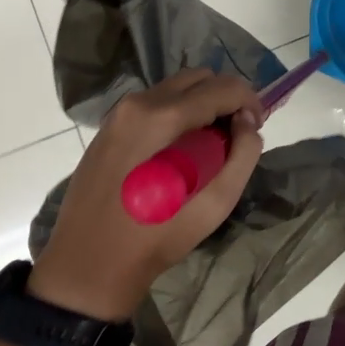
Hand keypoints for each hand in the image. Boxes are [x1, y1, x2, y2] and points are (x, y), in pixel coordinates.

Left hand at [27, 68, 264, 320]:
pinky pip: (154, 103)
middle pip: (199, 78)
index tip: (257, 129)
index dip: (251, 102)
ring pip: (175, 87)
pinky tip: (180, 150)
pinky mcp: (108, 128)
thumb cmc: (155, 238)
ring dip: (202, 104)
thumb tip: (247, 122)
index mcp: (163, 117)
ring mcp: (118, 113)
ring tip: (210, 143)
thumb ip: (243, 154)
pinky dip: (178, 113)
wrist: (87, 267)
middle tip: (237, 134)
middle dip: (227, 98)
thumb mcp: (215, 204)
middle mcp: (138, 103)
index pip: (224, 87)